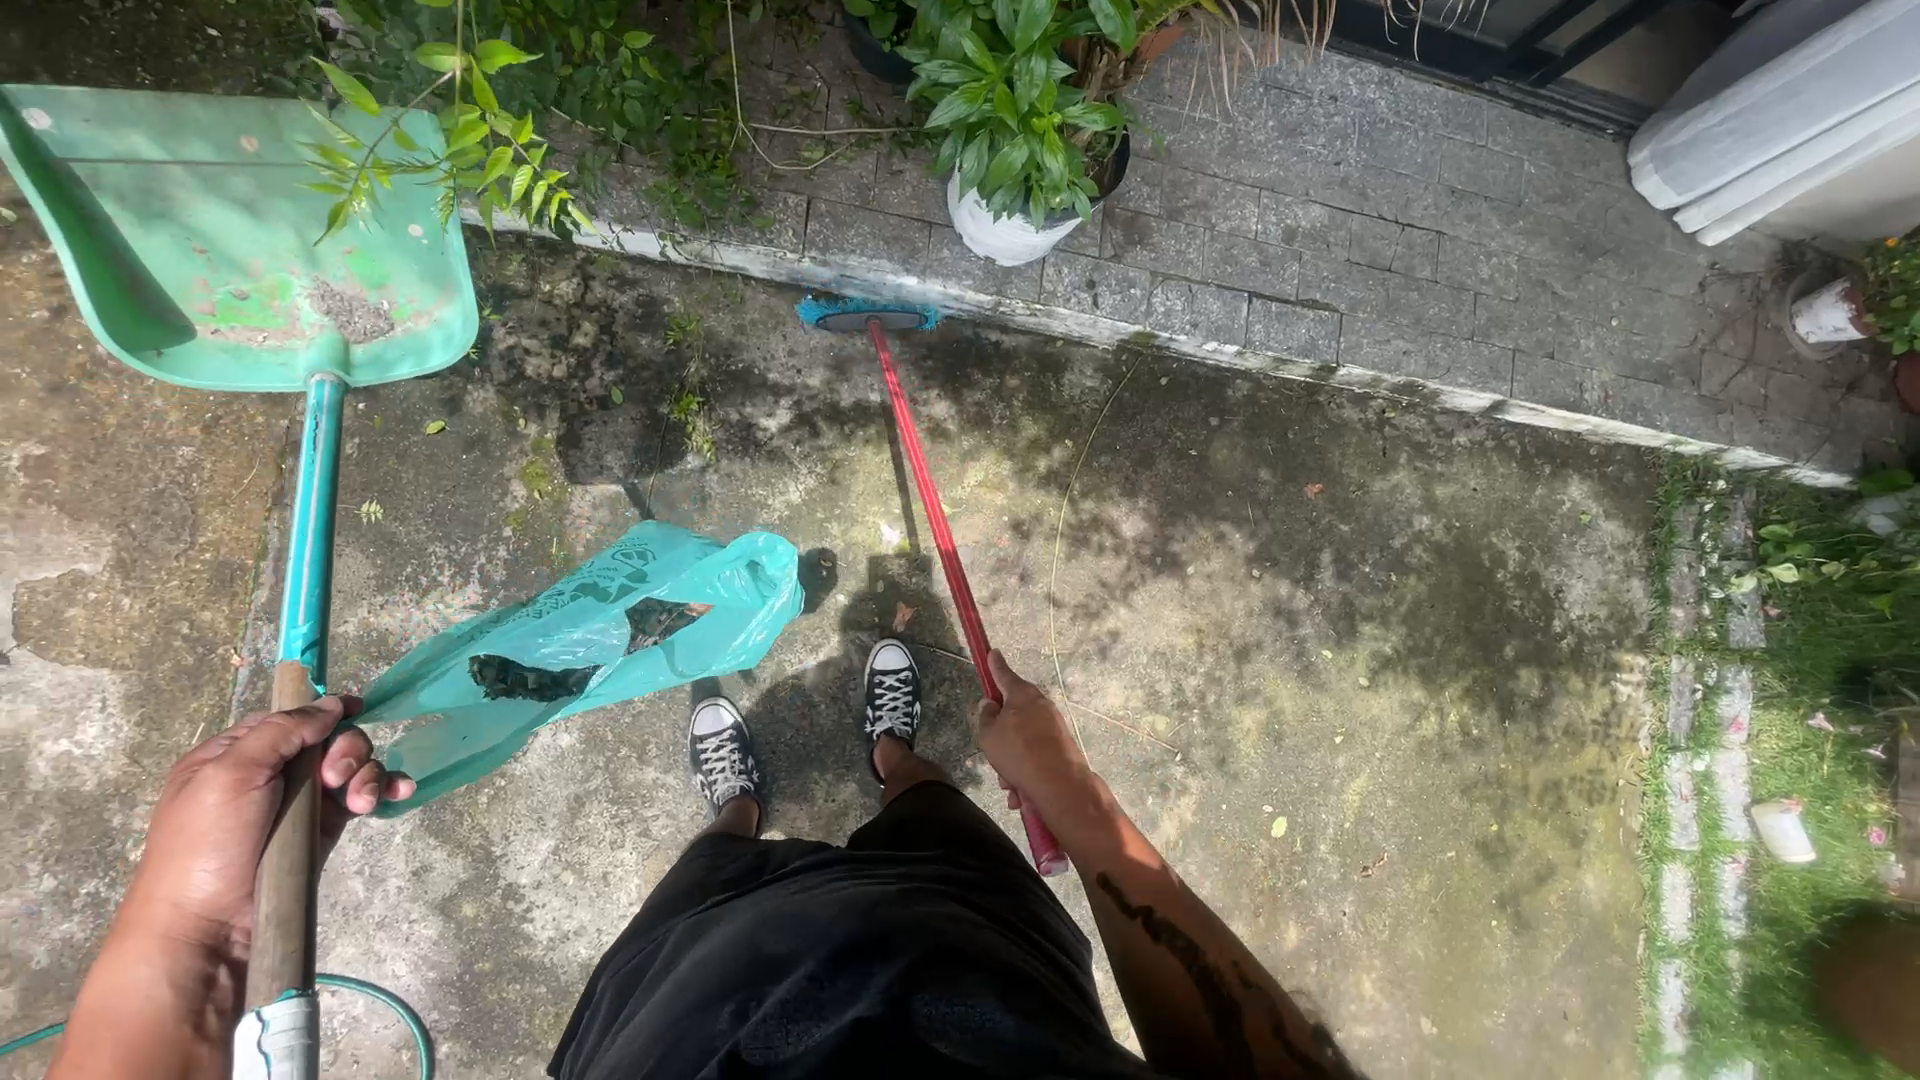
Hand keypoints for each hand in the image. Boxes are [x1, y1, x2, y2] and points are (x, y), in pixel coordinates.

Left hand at [116, 695, 413, 964]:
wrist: (210, 923)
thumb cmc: (207, 843)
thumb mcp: (231, 775)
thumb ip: (282, 732)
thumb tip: (332, 703)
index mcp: (235, 755)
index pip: (290, 719)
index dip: (324, 712)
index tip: (356, 709)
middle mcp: (272, 773)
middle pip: (330, 739)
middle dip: (347, 751)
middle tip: (336, 778)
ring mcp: (302, 800)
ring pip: (354, 764)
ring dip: (368, 774)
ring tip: (361, 802)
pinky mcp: (327, 824)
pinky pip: (366, 793)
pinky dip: (387, 788)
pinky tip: (398, 794)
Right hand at [970, 650, 1094, 812]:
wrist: (1059, 783)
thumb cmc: (1018, 752)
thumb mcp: (989, 734)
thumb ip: (986, 717)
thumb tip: (991, 704)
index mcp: (1022, 695)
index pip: (1004, 674)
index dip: (995, 665)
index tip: (992, 652)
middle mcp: (1040, 705)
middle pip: (1013, 714)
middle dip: (1000, 736)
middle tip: (994, 753)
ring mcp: (1053, 726)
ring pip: (1022, 740)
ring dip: (1011, 762)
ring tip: (1008, 782)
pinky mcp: (1061, 746)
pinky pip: (1035, 756)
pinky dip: (1025, 772)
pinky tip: (1020, 793)